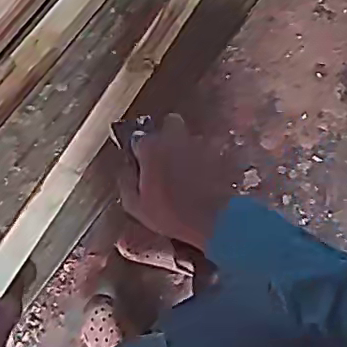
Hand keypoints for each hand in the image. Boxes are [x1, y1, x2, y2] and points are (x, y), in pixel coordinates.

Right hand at [121, 114, 230, 250]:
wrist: (217, 221)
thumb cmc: (172, 215)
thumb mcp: (136, 206)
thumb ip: (126, 181)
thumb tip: (127, 168)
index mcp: (151, 147)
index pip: (138, 138)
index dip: (140, 151)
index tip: (142, 164)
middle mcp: (175, 136)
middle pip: (169, 124)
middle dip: (168, 137)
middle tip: (168, 159)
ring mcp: (200, 141)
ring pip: (191, 136)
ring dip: (189, 149)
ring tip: (192, 174)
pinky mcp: (221, 150)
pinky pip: (212, 148)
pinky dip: (209, 158)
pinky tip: (209, 177)